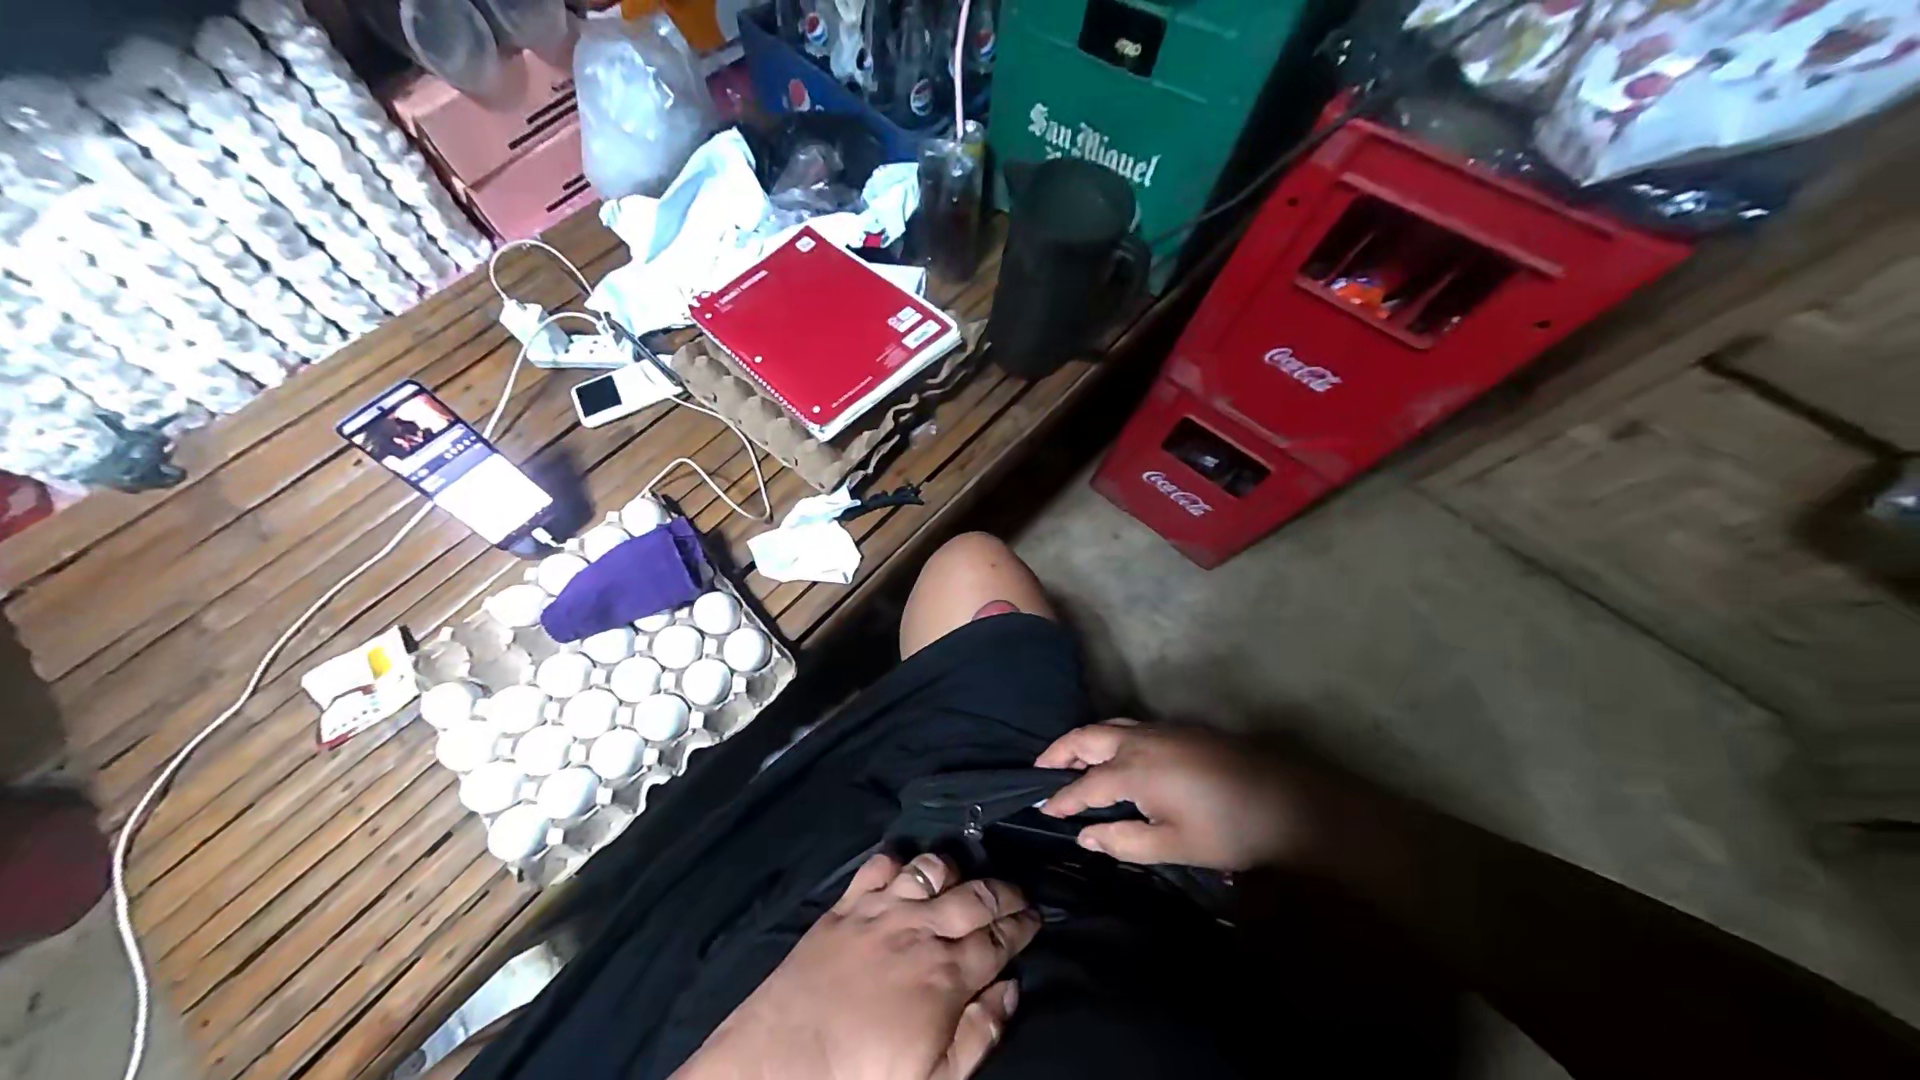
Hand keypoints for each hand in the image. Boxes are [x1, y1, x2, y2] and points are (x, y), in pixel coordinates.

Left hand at [676, 853, 1039, 1079]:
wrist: (784, 1060)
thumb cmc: (862, 1075)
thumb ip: (980, 1033)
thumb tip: (1012, 989)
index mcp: (946, 974)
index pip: (998, 939)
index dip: (1023, 927)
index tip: (1037, 919)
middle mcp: (920, 930)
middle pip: (976, 897)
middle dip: (1005, 893)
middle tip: (1020, 894)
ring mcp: (882, 910)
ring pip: (932, 870)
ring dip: (955, 871)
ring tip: (964, 880)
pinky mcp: (848, 904)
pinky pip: (880, 866)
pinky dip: (898, 861)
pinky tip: (905, 869)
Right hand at [1037, 720, 1345, 871]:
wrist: (1288, 799)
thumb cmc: (1229, 829)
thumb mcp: (1176, 846)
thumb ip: (1125, 840)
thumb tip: (1084, 835)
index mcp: (1134, 770)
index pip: (1084, 784)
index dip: (1061, 798)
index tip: (1042, 808)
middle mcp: (1140, 741)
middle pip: (1086, 738)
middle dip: (1059, 752)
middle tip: (1040, 770)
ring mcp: (1160, 730)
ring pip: (1107, 726)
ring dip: (1082, 740)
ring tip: (1069, 759)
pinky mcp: (1178, 729)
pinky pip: (1126, 726)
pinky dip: (1106, 737)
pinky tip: (1111, 755)